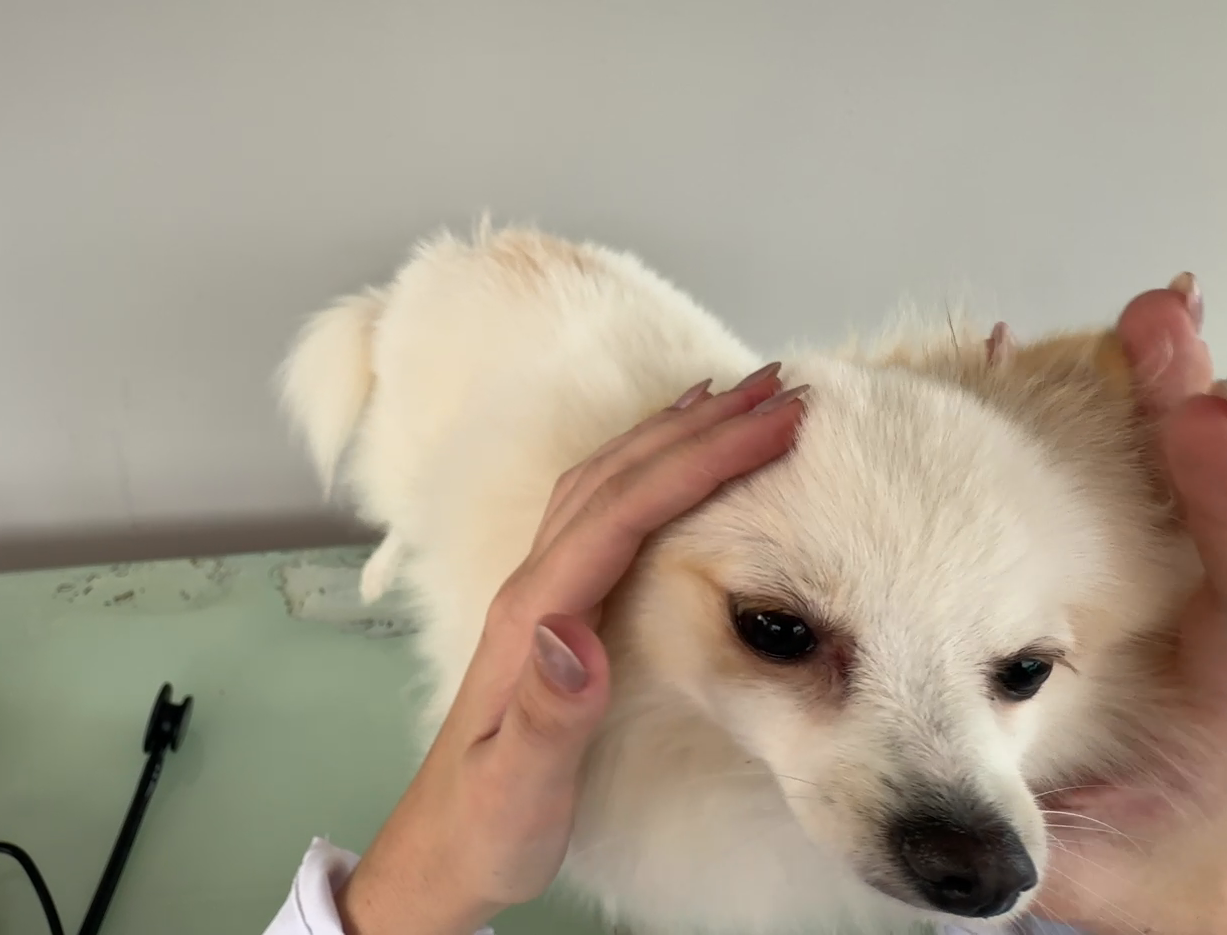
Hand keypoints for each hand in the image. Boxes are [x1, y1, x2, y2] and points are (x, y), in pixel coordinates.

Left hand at [334, 367, 807, 933]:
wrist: (448, 835)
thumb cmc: (489, 818)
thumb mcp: (518, 786)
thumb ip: (547, 715)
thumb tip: (572, 635)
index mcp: (534, 616)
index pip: (621, 515)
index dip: (695, 464)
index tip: (771, 427)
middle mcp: (533, 585)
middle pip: (615, 480)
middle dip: (696, 429)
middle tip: (779, 391)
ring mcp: (540, 587)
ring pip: (603, 484)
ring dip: (667, 436)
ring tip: (733, 401)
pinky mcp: (554, 602)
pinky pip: (600, 512)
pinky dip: (642, 472)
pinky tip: (672, 464)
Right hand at [1031, 277, 1226, 933]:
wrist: (1139, 873)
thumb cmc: (1114, 865)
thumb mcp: (1063, 877)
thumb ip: (1013, 852)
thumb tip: (945, 830)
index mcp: (1218, 700)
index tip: (1195, 422)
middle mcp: (1195, 634)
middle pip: (1221, 508)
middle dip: (1191, 407)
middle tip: (1157, 324)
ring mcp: (1146, 605)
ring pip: (1161, 488)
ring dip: (1140, 399)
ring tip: (1119, 326)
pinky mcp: (1089, 588)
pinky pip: (1093, 498)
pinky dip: (1076, 431)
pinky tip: (1035, 377)